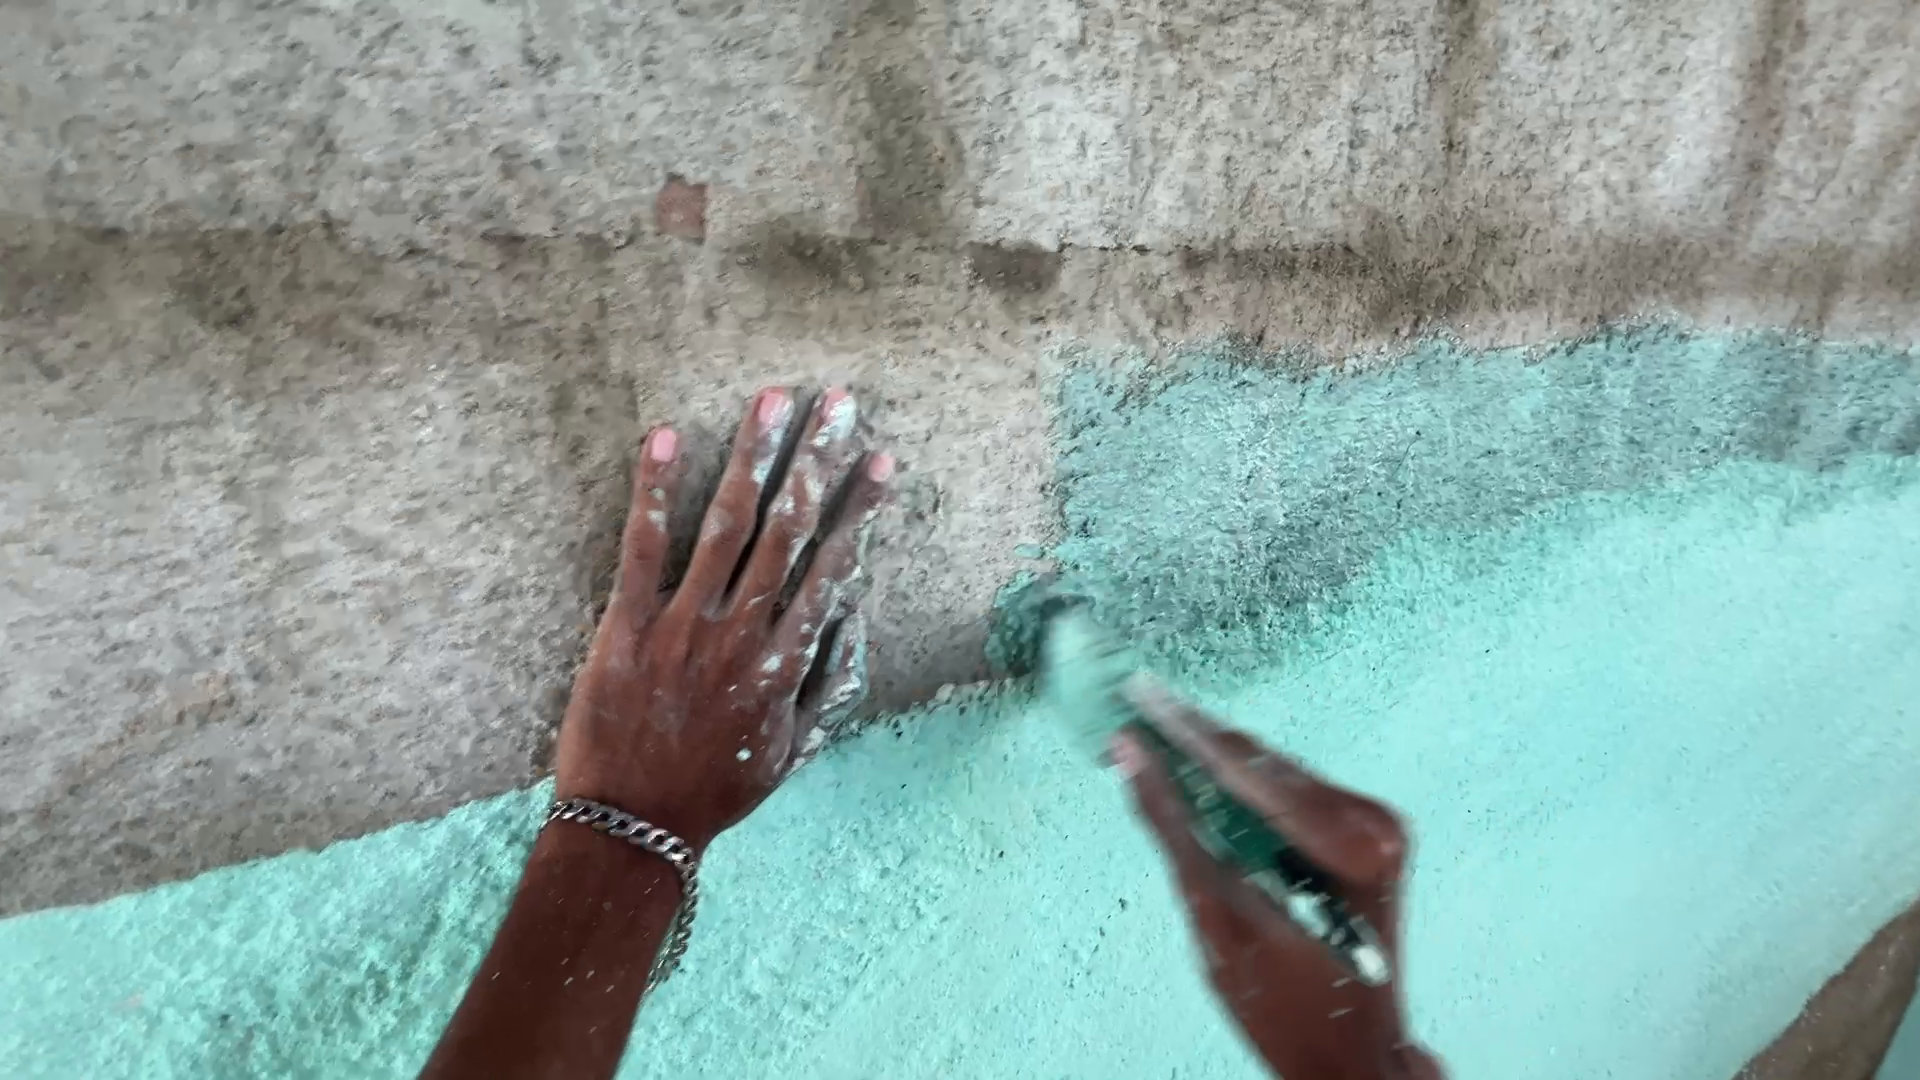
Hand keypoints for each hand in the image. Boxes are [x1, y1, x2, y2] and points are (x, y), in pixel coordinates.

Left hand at [553, 386, 891, 849]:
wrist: (632, 827)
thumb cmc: (719, 787)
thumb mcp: (796, 749)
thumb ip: (831, 683)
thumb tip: (855, 615)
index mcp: (786, 659)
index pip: (832, 565)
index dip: (859, 508)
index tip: (880, 461)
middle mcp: (744, 629)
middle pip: (788, 528)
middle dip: (816, 459)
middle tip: (837, 403)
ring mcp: (684, 624)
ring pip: (726, 524)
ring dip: (752, 456)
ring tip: (773, 401)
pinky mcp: (625, 626)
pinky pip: (642, 548)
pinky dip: (654, 491)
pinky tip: (665, 438)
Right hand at [1113, 683, 1443, 1079]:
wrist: (1349, 1057)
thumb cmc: (1284, 1004)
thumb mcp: (1213, 912)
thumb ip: (1170, 823)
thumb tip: (1129, 751)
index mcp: (1349, 846)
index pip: (1246, 768)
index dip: (1184, 728)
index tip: (1139, 693)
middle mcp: (1373, 824)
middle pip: (1259, 761)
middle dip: (1191, 734)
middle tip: (1137, 700)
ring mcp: (1373, 824)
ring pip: (1268, 768)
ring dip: (1208, 752)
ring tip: (1154, 725)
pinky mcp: (1360, 829)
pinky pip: (1282, 786)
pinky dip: (1233, 776)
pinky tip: (1194, 761)